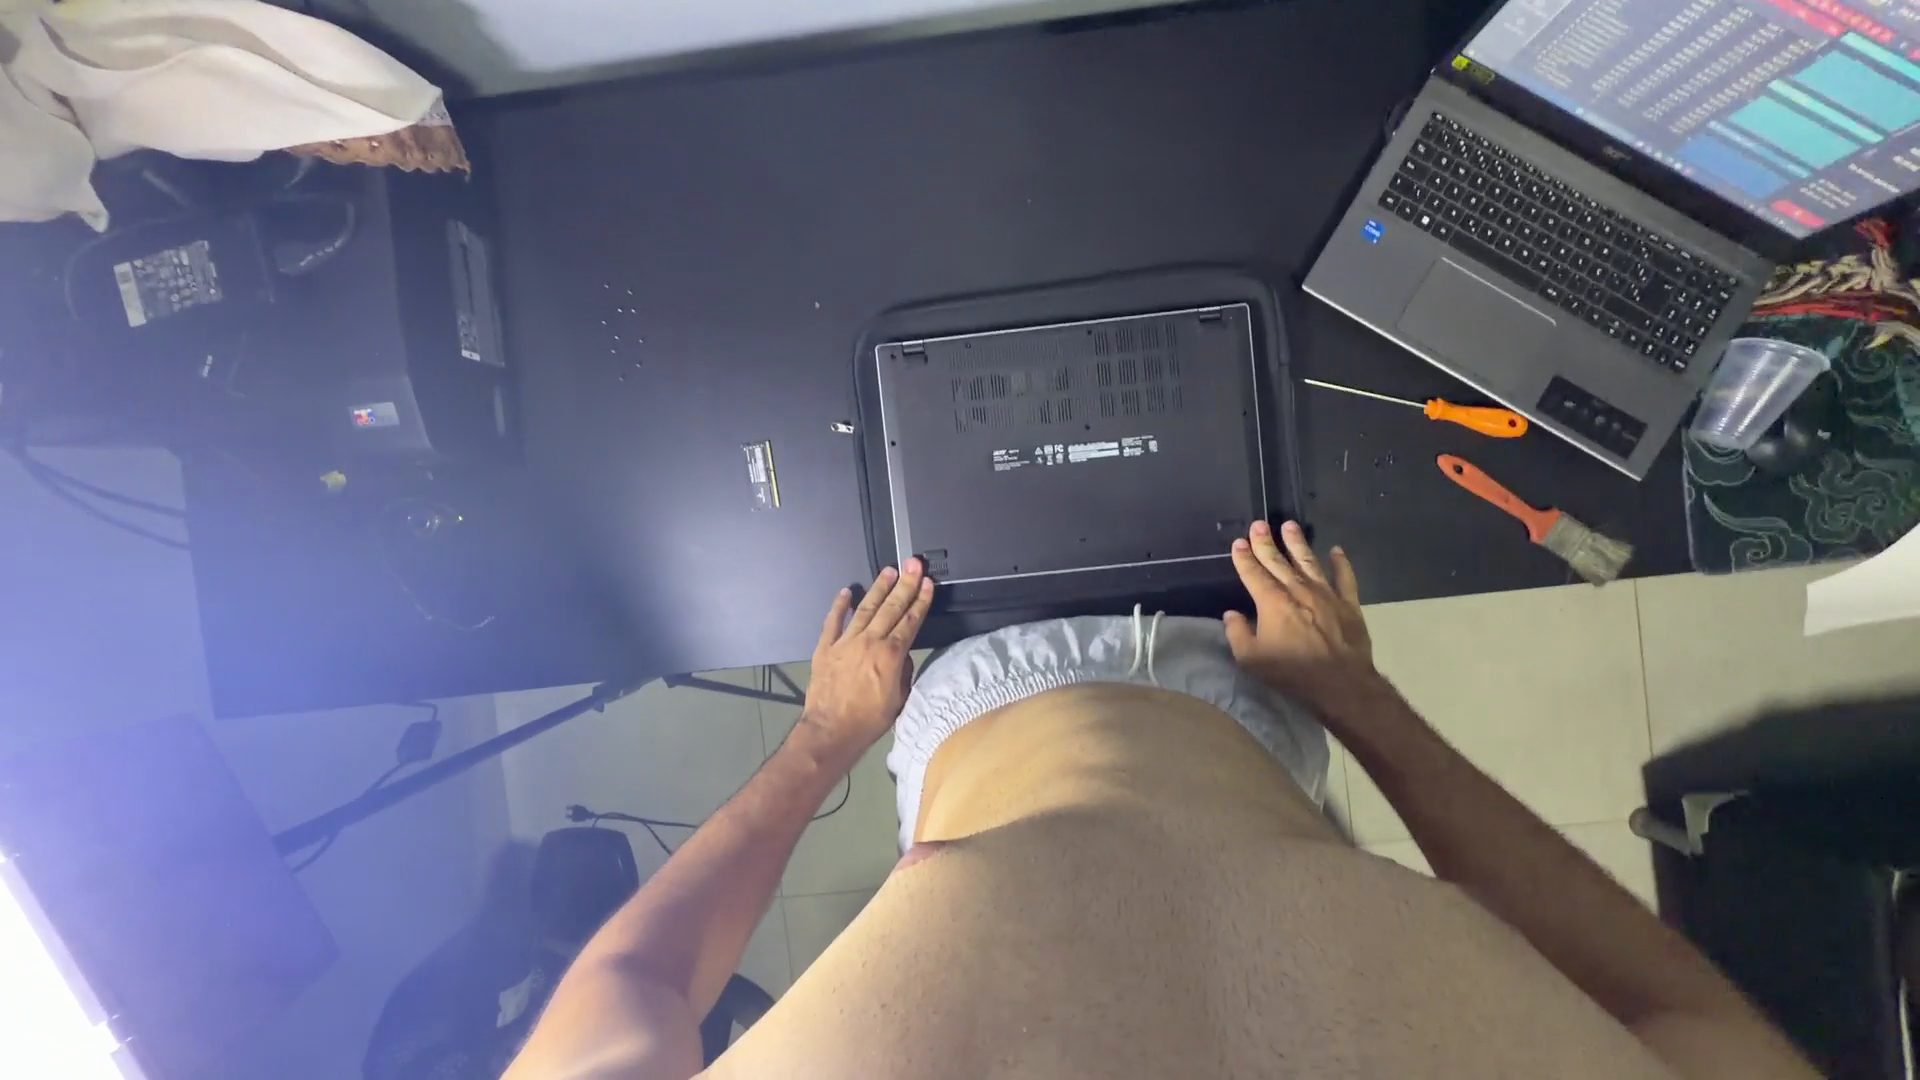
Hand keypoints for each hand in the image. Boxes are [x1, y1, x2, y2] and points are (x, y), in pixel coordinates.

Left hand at [800, 558, 935, 753]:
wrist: (831, 731)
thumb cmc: (870, 721)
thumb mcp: (900, 699)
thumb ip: (904, 672)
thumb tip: (901, 656)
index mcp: (891, 655)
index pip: (910, 621)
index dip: (920, 600)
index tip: (927, 583)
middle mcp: (870, 642)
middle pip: (891, 607)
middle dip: (905, 584)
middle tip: (913, 564)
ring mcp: (845, 642)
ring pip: (865, 608)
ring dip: (878, 588)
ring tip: (889, 570)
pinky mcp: (825, 648)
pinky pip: (833, 622)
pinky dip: (839, 606)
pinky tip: (846, 592)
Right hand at [1224, 520, 1379, 711]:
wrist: (1340, 683)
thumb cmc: (1291, 672)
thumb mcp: (1250, 658)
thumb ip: (1237, 633)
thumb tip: (1232, 614)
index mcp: (1272, 602)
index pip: (1253, 573)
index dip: (1244, 557)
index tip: (1238, 543)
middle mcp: (1297, 590)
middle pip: (1278, 562)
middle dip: (1266, 543)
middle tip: (1259, 525)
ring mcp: (1325, 595)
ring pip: (1308, 562)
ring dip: (1297, 543)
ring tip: (1290, 526)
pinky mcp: (1348, 604)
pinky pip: (1345, 578)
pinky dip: (1341, 563)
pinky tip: (1336, 550)